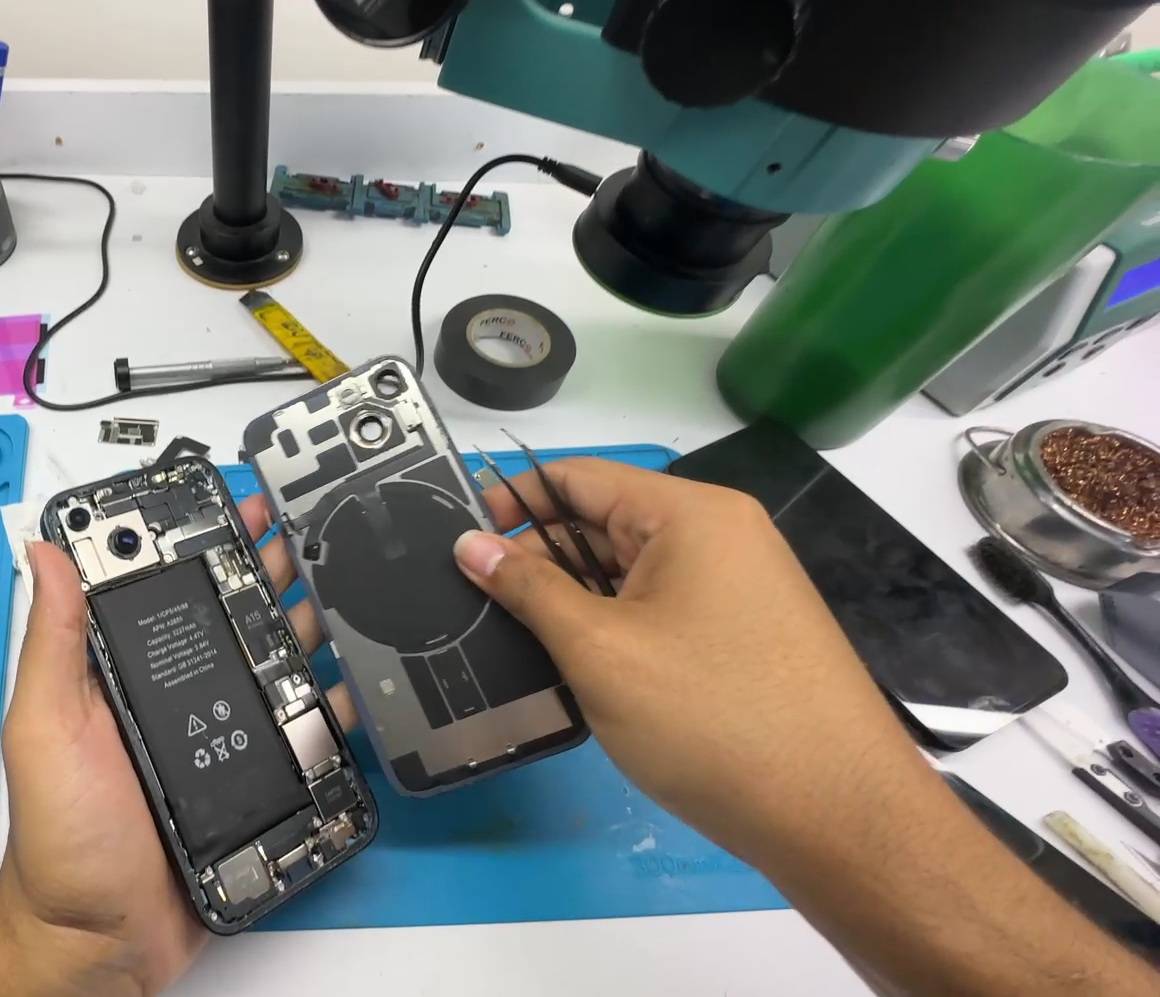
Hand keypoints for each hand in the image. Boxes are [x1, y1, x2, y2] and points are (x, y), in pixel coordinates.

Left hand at [0, 497, 350, 996]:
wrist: (106, 937)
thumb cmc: (64, 839)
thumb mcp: (48, 726)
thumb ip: (53, 641)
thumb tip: (47, 552)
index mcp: (125, 664)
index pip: (161, 583)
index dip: (192, 538)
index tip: (221, 503)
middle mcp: (174, 685)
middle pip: (225, 609)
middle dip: (261, 563)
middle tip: (296, 527)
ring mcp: (217, 725)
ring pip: (269, 655)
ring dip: (300, 615)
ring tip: (334, 580)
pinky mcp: (252, 767)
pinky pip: (299, 721)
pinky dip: (327, 694)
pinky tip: (353, 671)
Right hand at [451, 458, 925, 866]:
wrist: (846, 829)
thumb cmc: (712, 720)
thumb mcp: (597, 648)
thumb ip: (525, 587)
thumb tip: (467, 544)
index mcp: (688, 516)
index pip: (575, 478)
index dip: (510, 500)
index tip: (460, 542)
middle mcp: (714, 536)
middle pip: (596, 522)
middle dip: (533, 557)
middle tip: (474, 599)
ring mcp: (730, 587)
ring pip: (619, 570)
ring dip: (564, 596)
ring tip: (510, 633)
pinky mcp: (734, 633)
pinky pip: (648, 606)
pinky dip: (602, 624)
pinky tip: (566, 660)